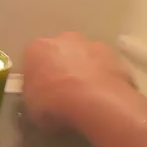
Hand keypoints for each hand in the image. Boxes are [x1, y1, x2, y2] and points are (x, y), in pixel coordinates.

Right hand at [20, 32, 140, 129]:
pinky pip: (105, 67)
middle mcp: (64, 39)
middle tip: (64, 92)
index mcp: (38, 48)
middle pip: (60, 52)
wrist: (96, 103)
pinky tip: (104, 97)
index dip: (37, 76)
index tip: (40, 92)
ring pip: (85, 57)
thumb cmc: (54, 103)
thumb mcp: (31, 107)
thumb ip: (34, 95)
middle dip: (61, 67)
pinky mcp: (115, 57)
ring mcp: (92, 46)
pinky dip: (103, 78)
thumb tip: (40, 98)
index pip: (33, 59)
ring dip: (84, 70)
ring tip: (87, 97)